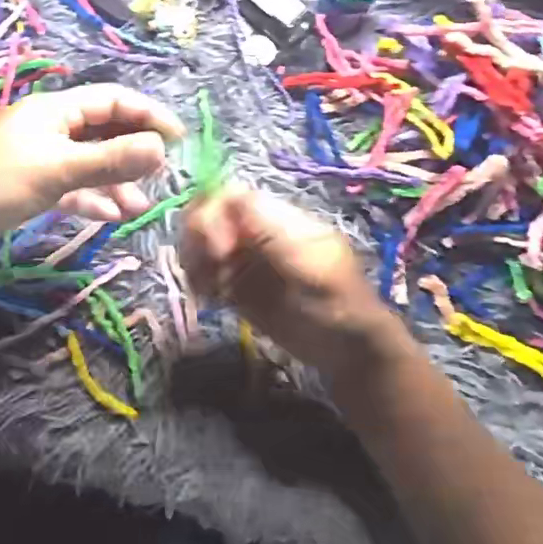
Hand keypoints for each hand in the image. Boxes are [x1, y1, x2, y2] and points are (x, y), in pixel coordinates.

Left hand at [0, 84, 185, 249]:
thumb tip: (162, 149)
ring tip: (141, 207)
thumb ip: (108, 160)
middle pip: (105, 131)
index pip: (113, 100)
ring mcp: (41, 157)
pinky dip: (92, 198)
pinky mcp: (32, 185)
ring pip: (90, 163)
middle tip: (163, 177)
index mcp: (56, 110)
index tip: (179, 139)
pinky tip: (113, 215)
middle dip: (135, 152)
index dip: (149, 115)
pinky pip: (72, 186)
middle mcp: (51, 128)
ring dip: (116, 181)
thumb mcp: (55, 170)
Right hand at [182, 186, 405, 374]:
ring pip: (199, 244)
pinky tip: (210, 299)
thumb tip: (233, 193)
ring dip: (194, 262)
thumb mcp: (310, 264)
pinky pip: (202, 273)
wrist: (348, 351)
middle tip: (208, 272)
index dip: (213, 214)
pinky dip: (198, 282)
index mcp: (276, 220)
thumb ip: (270, 230)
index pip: (229, 196)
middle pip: (207, 215)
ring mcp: (242, 260)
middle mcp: (253, 233)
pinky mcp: (234, 287)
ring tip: (208, 290)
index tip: (219, 249)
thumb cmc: (338, 302)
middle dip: (198, 239)